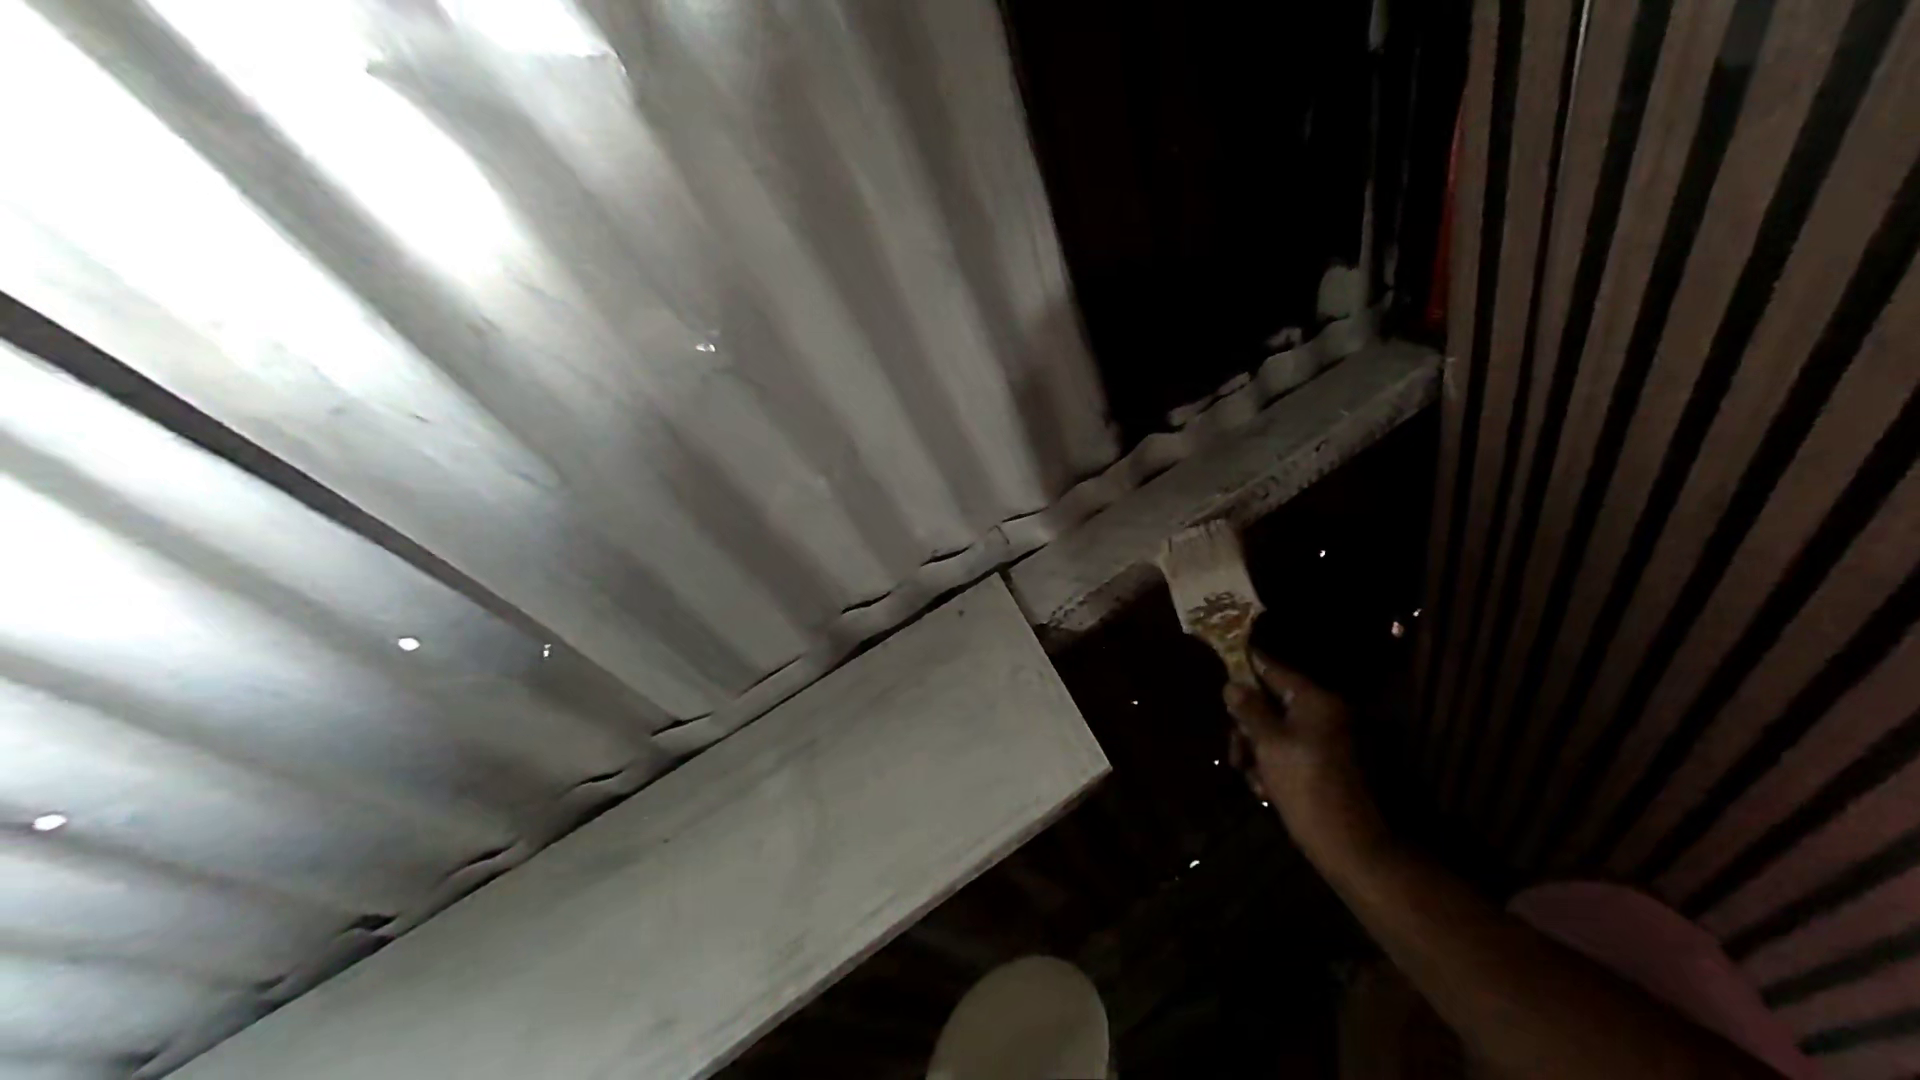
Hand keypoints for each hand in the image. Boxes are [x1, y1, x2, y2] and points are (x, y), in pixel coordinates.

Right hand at [1223, 652, 1388, 859]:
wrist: (1345, 843)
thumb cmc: (1304, 784)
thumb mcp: (1268, 743)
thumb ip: (1249, 710)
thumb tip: (1232, 685)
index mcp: (1315, 701)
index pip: (1273, 670)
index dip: (1245, 668)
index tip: (1221, 666)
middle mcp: (1321, 715)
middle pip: (1268, 704)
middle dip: (1246, 727)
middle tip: (1235, 751)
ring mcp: (1322, 741)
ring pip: (1271, 732)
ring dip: (1254, 752)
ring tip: (1251, 778)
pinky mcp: (1319, 765)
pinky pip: (1283, 753)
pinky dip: (1269, 767)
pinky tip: (1264, 789)